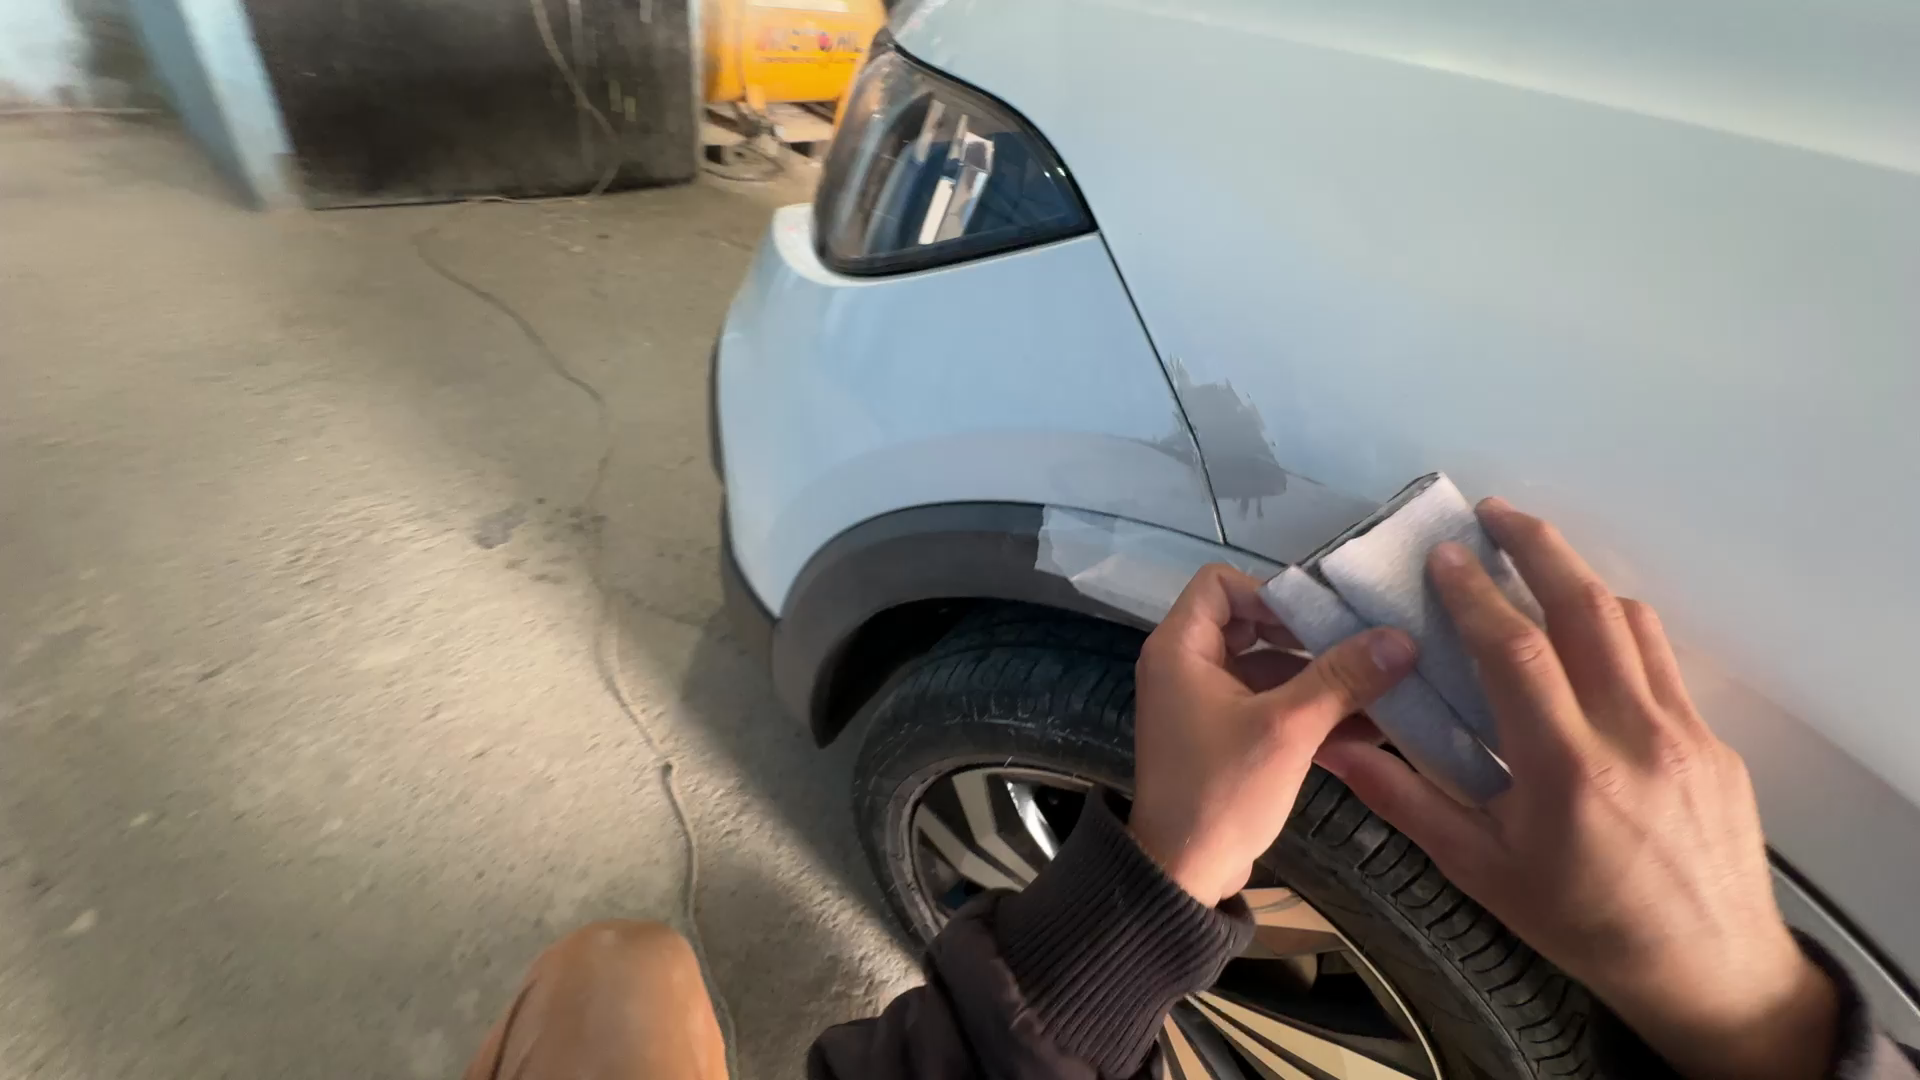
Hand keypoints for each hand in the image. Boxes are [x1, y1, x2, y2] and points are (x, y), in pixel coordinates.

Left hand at [1128, 564, 1416, 906]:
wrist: (1182, 870)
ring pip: (1262, 664)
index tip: (1320, 620)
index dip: (1270, 593)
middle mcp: (1183, 663)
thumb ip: (1341, 679)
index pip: (1219, 583)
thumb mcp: (1287, 729)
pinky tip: (1363, 723)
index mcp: (1179, 647)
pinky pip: (1263, 699)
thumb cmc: (1223, 789)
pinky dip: (1303, 705)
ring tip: (1380, 687)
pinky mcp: (1219, 729)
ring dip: (1315, 675)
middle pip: (1246, 621)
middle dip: (1305, 635)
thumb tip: (1400, 638)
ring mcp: (1200, 697)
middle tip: (1362, 647)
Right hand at [1315, 499, 1836, 1079]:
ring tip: (1531, 549)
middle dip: (1540, 550)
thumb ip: (1402, 798)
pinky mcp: (1712, 742)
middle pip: (1591, 613)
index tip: (1445, 556)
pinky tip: (1576, 619)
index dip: (1477, 596)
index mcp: (1567, 769)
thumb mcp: (1475, 868)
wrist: (1713, 975)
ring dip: (1577, 575)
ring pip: (1632, 625)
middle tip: (1495, 512)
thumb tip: (1331, 744)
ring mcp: (1686, 734)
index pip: (1520, 654)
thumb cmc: (1578, 919)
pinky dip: (1610, 618)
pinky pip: (1657, 657)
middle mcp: (1636, 737)